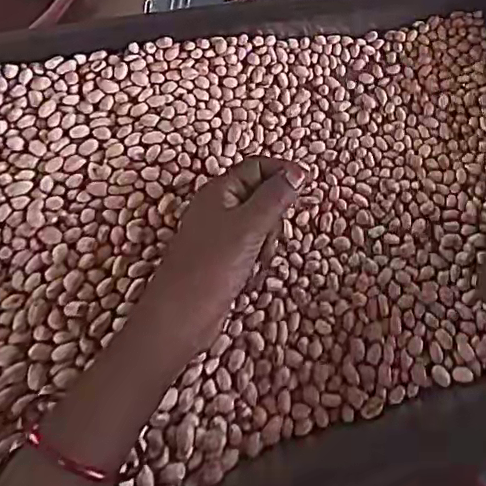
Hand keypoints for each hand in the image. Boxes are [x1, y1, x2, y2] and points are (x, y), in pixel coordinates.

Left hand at [131, 157, 305, 355]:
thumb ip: (275, 197)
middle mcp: (217, 207)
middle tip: (271, 234)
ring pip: (258, 223)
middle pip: (260, 194)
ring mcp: (218, 234)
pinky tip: (252, 273)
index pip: (256, 166)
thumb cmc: (210, 267)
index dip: (282, 171)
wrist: (179, 319)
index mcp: (219, 191)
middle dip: (274, 214)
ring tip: (260, 258)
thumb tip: (297, 171)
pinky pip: (251, 246)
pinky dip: (257, 257)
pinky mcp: (221, 258)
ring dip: (267, 239)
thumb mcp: (250, 226)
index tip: (306, 181)